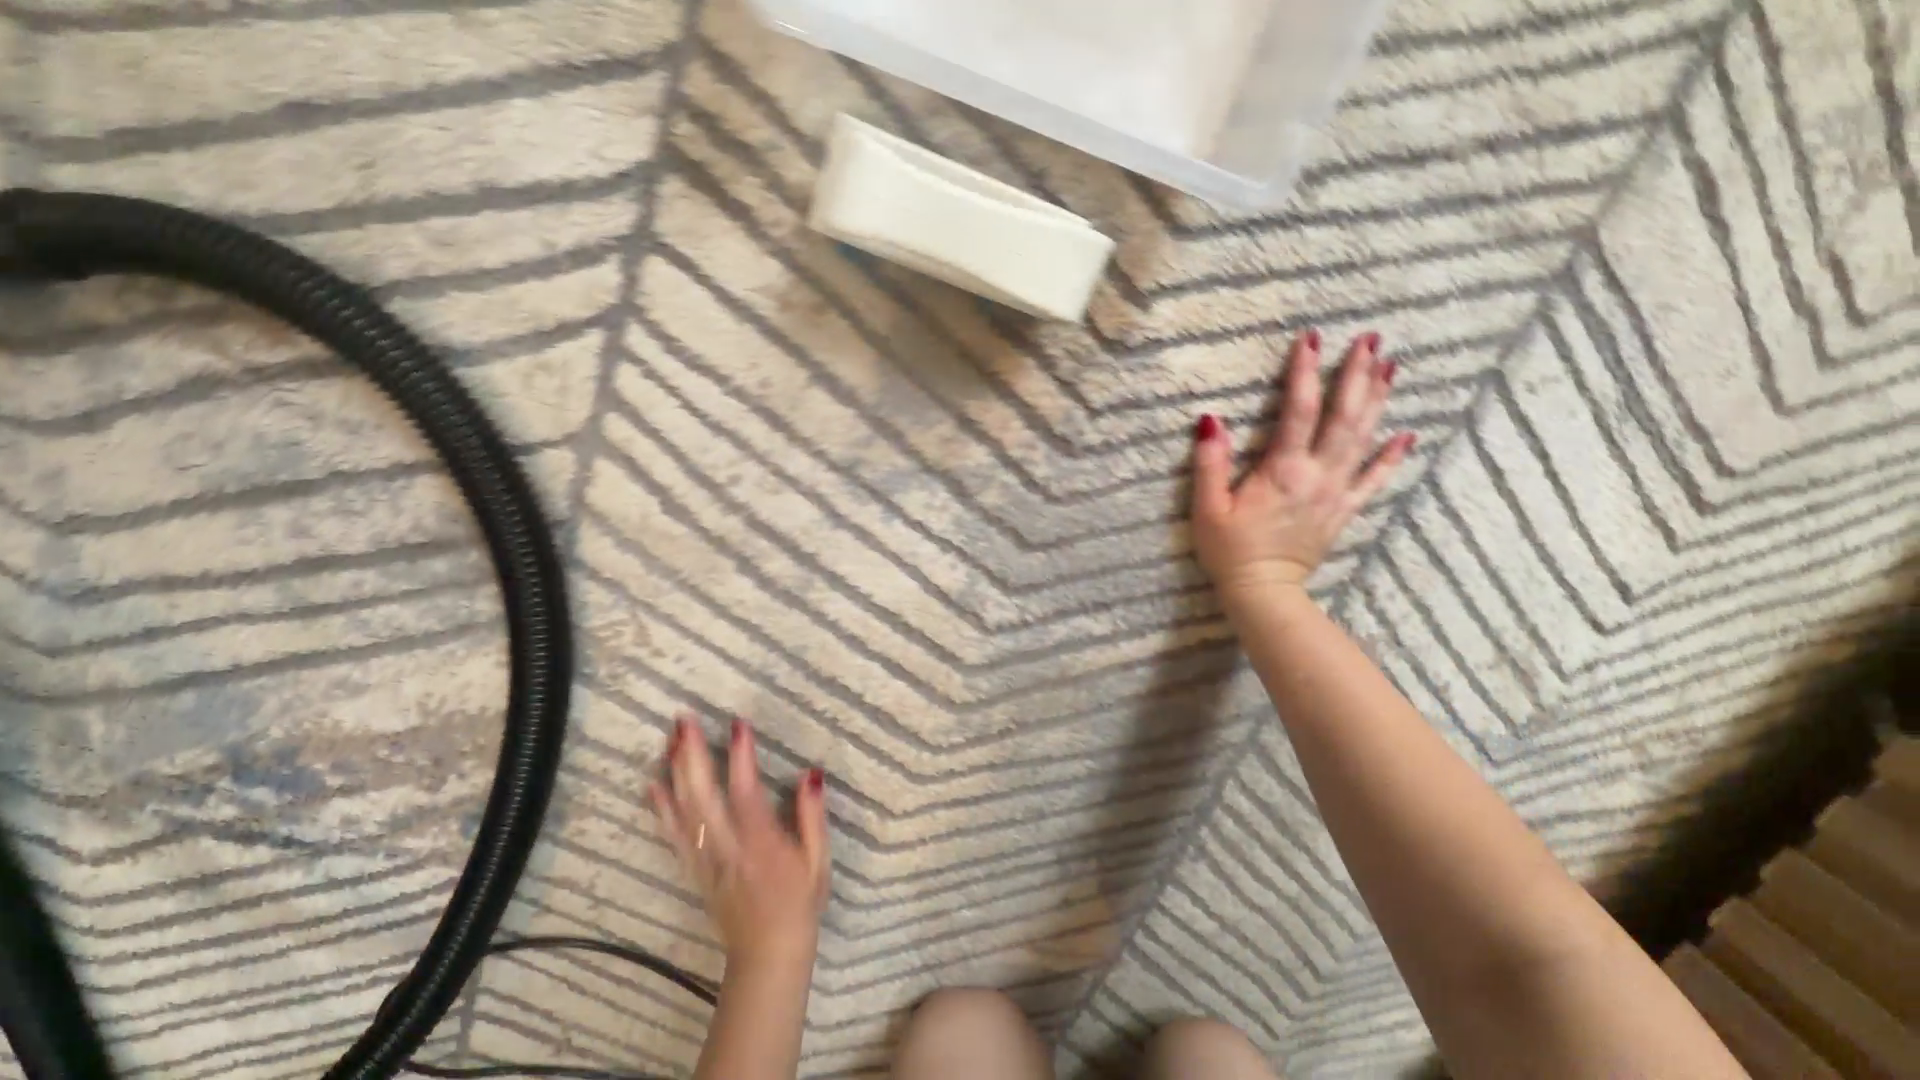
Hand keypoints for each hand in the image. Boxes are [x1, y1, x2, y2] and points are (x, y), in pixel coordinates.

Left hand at [651, 714, 830, 974]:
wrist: (767, 953)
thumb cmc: (799, 904)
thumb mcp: (818, 862)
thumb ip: (812, 817)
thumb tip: (811, 775)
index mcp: (762, 844)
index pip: (746, 793)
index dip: (741, 757)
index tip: (737, 724)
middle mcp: (728, 848)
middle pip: (702, 796)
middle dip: (692, 754)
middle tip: (684, 719)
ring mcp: (706, 859)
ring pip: (683, 810)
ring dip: (674, 771)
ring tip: (670, 737)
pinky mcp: (694, 869)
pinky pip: (672, 834)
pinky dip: (661, 807)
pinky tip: (653, 782)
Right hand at [1191, 330, 1412, 603]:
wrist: (1264, 593)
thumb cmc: (1230, 552)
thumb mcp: (1208, 509)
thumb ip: (1210, 464)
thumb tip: (1210, 420)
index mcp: (1283, 471)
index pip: (1298, 410)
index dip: (1304, 372)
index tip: (1310, 338)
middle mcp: (1318, 475)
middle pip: (1343, 416)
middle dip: (1357, 374)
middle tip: (1370, 339)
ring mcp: (1337, 493)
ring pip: (1363, 438)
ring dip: (1377, 400)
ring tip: (1390, 365)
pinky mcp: (1344, 510)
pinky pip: (1375, 479)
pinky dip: (1393, 455)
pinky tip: (1408, 433)